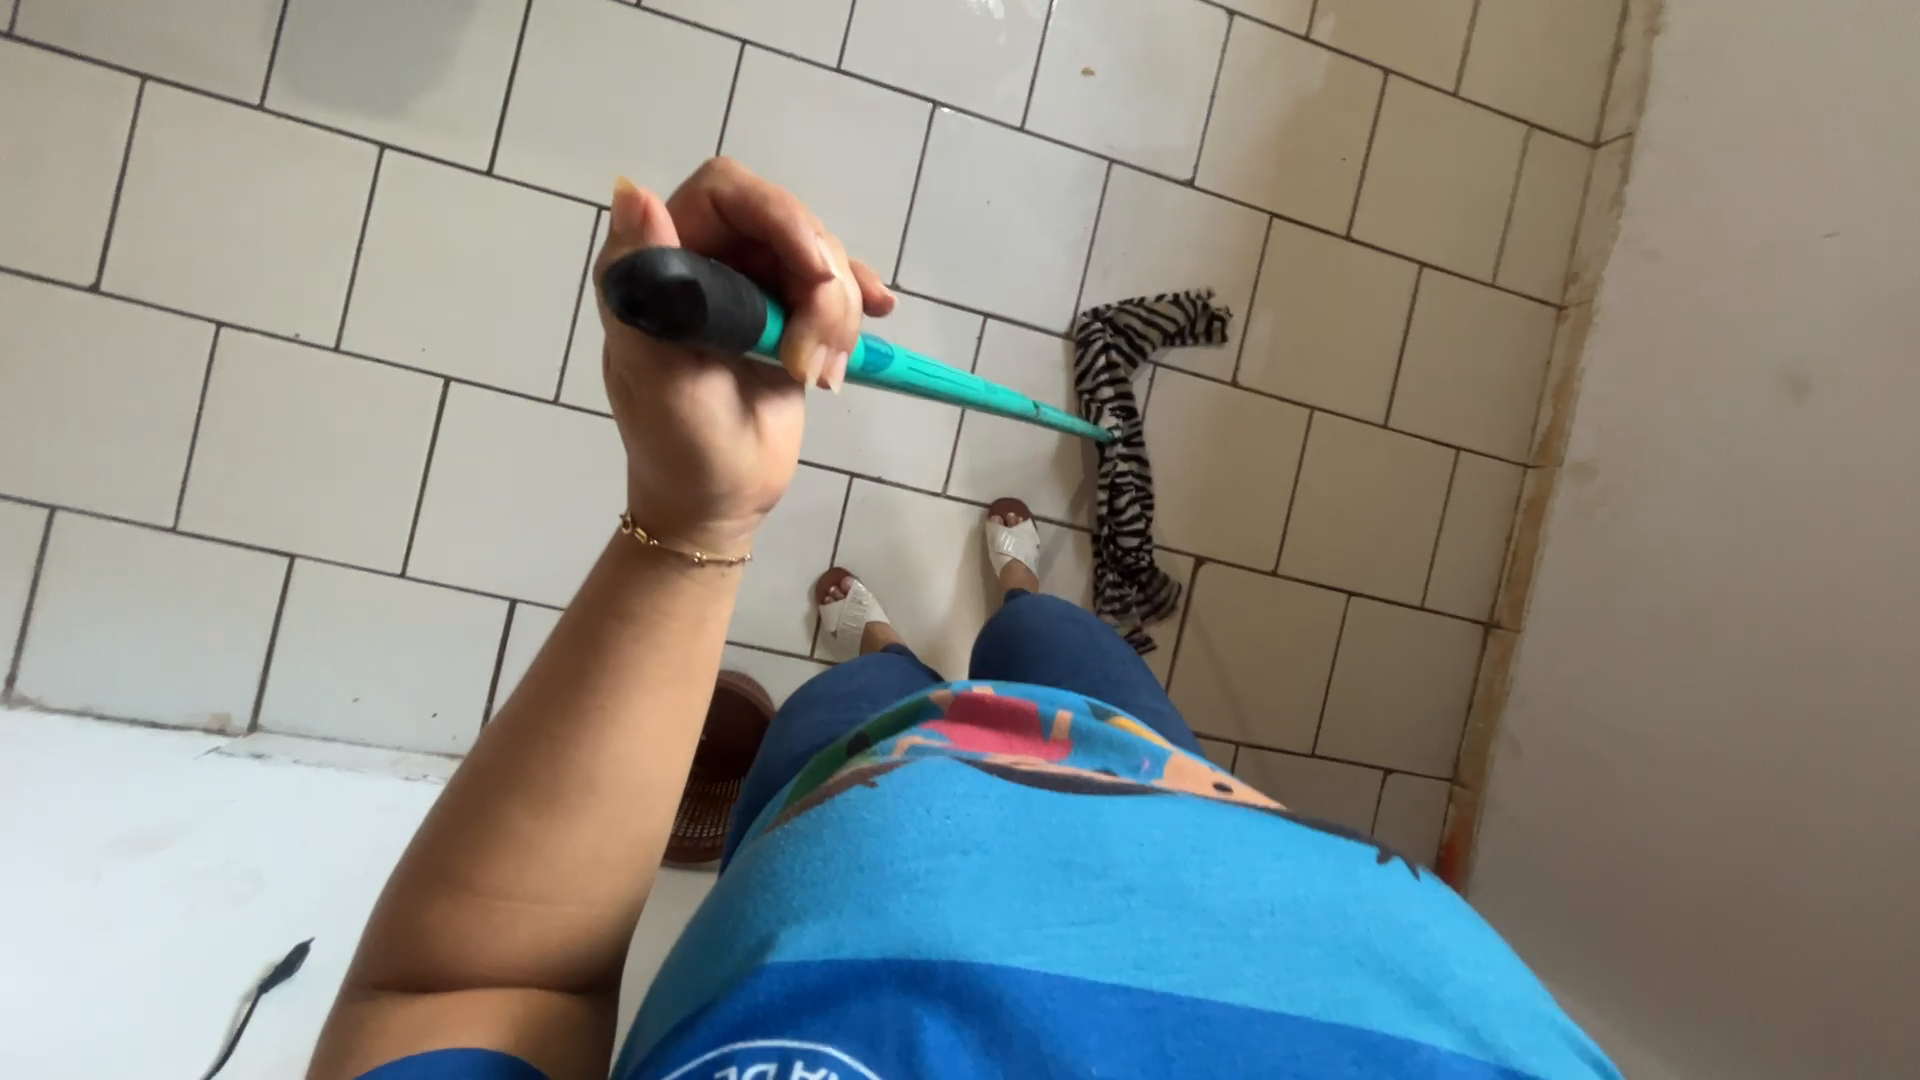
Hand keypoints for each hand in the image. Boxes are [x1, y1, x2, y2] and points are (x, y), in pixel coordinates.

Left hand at [594, 159, 894, 554]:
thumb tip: (635, 193)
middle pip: (790, 225)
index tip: (815, 276)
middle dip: (821, 286)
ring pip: (823, 260)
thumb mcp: (655, 372)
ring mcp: (756, 292)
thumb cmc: (679, 447)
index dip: (781, 217)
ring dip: (839, 315)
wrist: (720, 500)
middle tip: (815, 358)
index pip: (728, 194)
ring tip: (823, 376)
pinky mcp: (792, 322)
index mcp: (665, 263)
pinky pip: (837, 289)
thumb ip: (643, 288)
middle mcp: (712, 264)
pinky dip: (861, 302)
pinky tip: (881, 312)